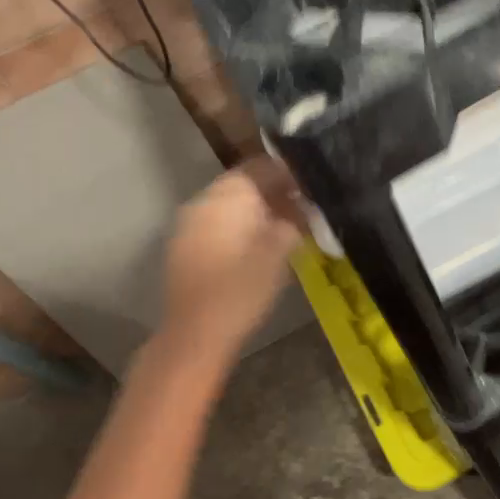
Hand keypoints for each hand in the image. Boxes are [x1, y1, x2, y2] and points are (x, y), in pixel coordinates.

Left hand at [156, 157, 304, 365]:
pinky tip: (258, 247)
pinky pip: (218, 223)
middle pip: (245, 183)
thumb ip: (294, 221)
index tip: (314, 186)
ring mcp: (190, 223)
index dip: (291, 173)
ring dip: (258, 210)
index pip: (263, 165)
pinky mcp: (185, 246)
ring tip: (286, 230)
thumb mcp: (280, 251)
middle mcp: (205, 199)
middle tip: (304, 209)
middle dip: (275, 192)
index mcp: (229, 194)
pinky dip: (240, 227)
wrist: (195, 333)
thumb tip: (304, 207)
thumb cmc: (242, 288)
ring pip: (231, 204)